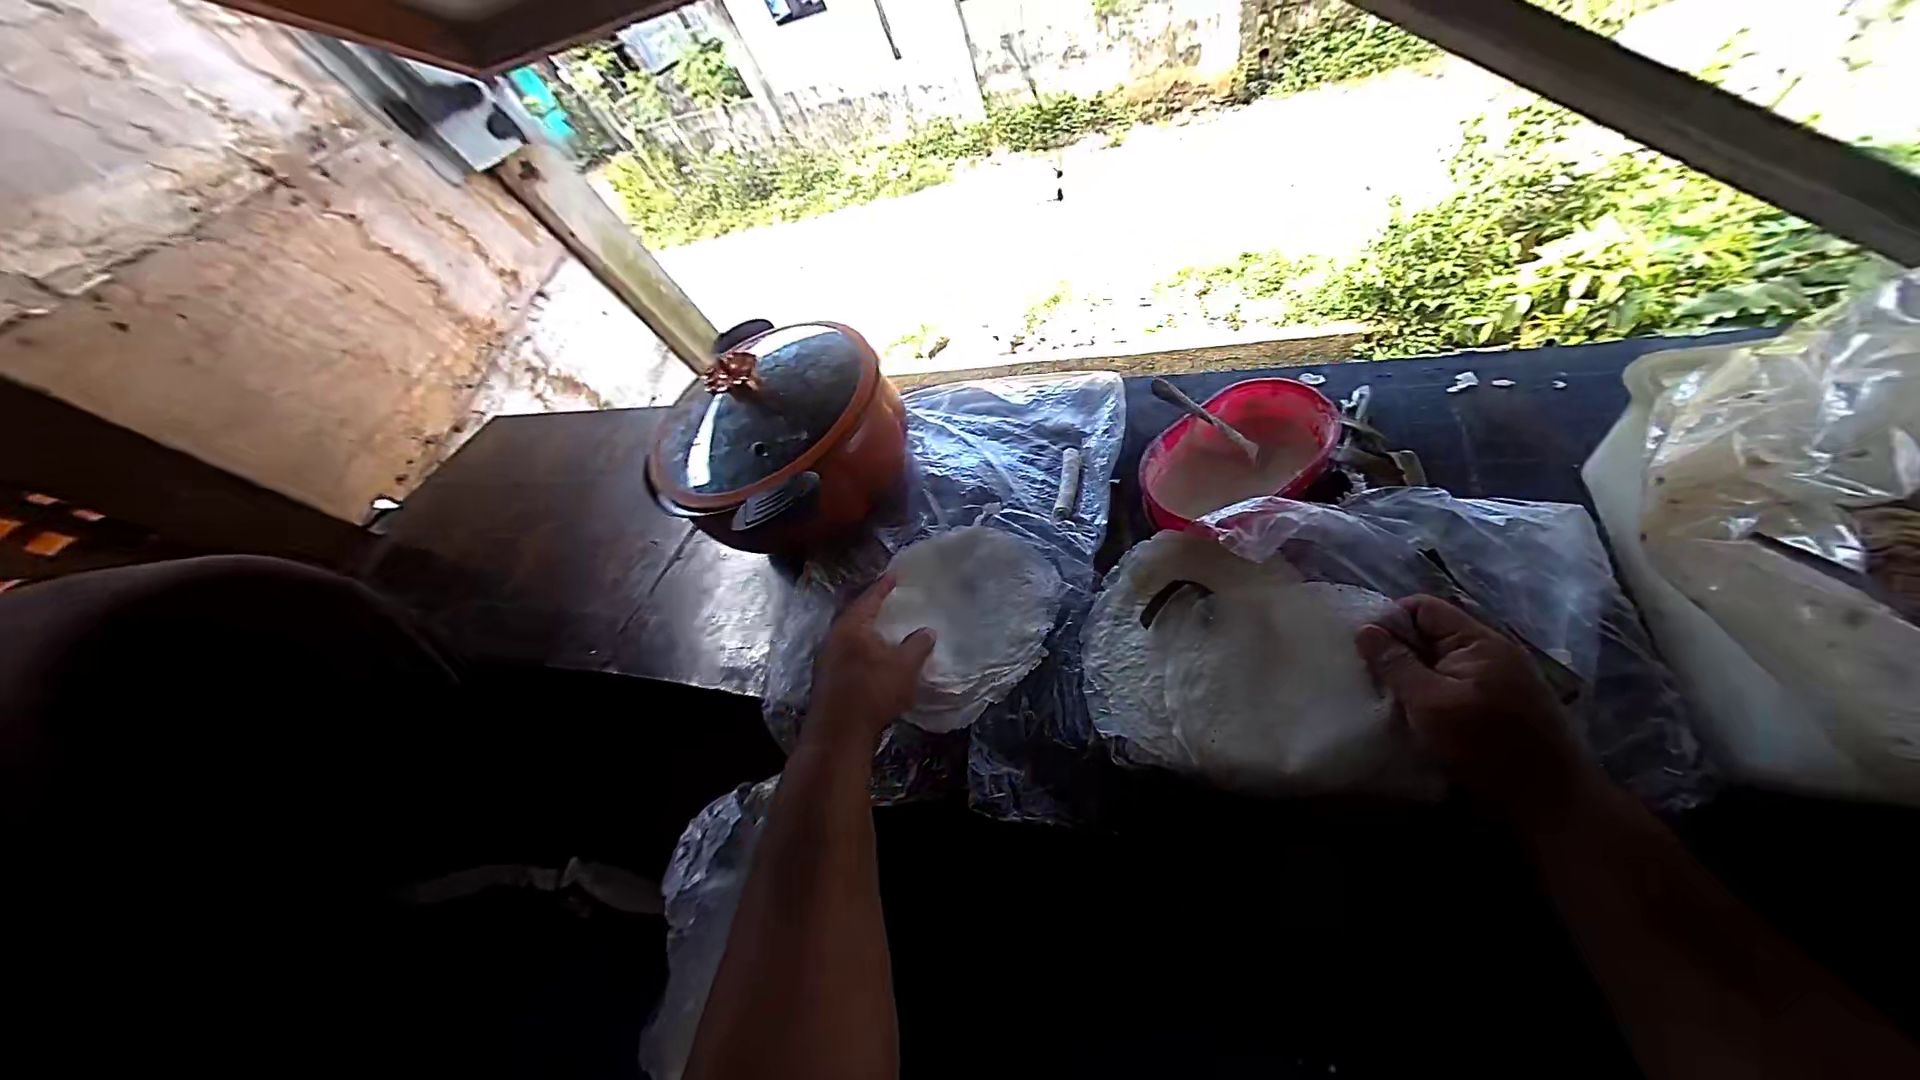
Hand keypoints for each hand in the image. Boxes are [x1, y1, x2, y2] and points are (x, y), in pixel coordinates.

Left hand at [805, 574, 935, 759]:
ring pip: (849, 636)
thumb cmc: (873, 692)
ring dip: (866, 631)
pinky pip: (847, 653)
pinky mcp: (826, 679)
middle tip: (888, 600)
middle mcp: (834, 638)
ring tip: (883, 629)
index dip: (883, 586)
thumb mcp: (905, 666)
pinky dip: (862, 649)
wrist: (839, 733)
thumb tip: (927, 631)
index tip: (894, 575)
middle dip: (872, 607)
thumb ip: (918, 645)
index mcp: (851, 626)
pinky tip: (873, 658)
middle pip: (855, 615)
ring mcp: (826, 659)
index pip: (869, 598)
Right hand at [1356, 594, 1595, 817]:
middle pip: (1429, 633)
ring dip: (1409, 674)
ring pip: (1437, 660)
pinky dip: (1427, 692)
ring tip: (1385, 695)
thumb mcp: (1430, 703)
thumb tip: (1365, 629)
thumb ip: (1396, 664)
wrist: (1552, 807)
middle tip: (1367, 674)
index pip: (1423, 608)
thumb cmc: (1487, 748)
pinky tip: (1411, 712)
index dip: (1389, 620)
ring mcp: (1497, 680)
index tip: (1364, 648)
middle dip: (1396, 649)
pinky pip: (1450, 683)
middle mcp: (1491, 653)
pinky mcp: (1496, 705)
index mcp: (1480, 642)